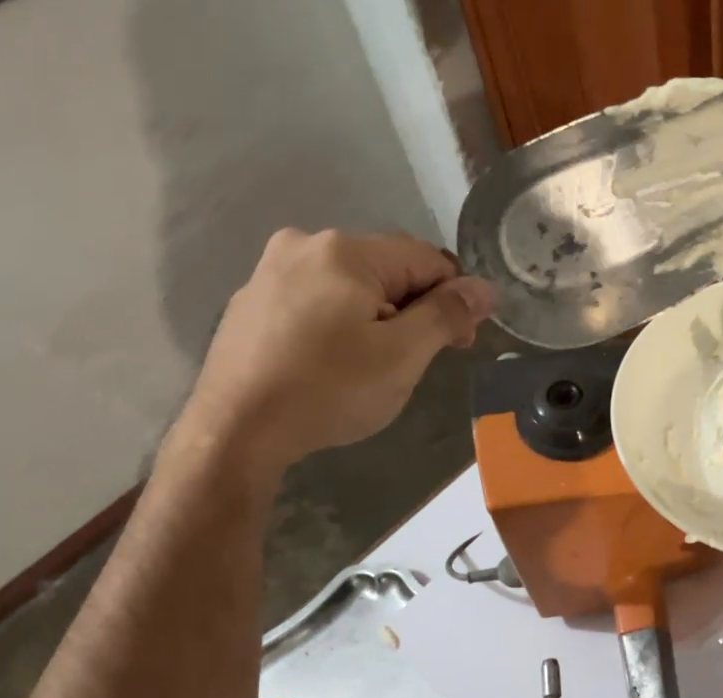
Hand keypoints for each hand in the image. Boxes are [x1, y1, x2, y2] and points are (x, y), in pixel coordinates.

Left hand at [172, 229, 496, 475]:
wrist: (237, 428)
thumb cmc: (330, 389)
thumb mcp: (402, 356)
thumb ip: (446, 315)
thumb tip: (485, 288)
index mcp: (346, 251)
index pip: (427, 259)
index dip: (455, 299)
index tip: (459, 346)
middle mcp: (305, 244)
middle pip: (387, 268)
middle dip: (415, 308)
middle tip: (419, 361)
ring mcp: (270, 271)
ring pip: (350, 285)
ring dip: (377, 316)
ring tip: (374, 366)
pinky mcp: (251, 302)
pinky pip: (316, 301)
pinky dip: (339, 323)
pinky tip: (333, 363)